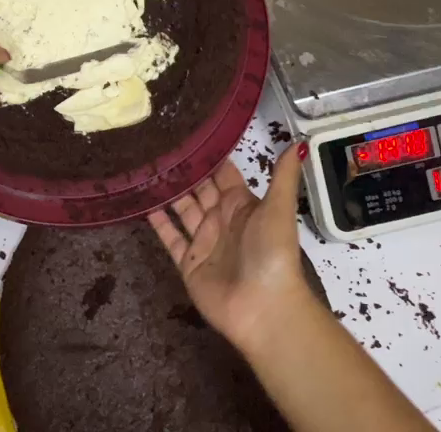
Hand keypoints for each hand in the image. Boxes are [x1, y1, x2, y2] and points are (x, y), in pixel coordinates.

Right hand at [148, 145, 313, 355]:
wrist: (264, 309)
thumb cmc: (272, 254)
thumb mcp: (279, 209)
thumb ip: (283, 175)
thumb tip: (300, 141)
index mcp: (240, 205)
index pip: (220, 173)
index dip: (206, 154)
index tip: (185, 131)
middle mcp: (220, 219)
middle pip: (197, 188)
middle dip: (180, 169)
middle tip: (156, 144)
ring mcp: (202, 240)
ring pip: (180, 208)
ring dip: (165, 191)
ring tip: (144, 167)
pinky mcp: (188, 262)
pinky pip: (169, 237)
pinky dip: (156, 221)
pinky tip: (140, 201)